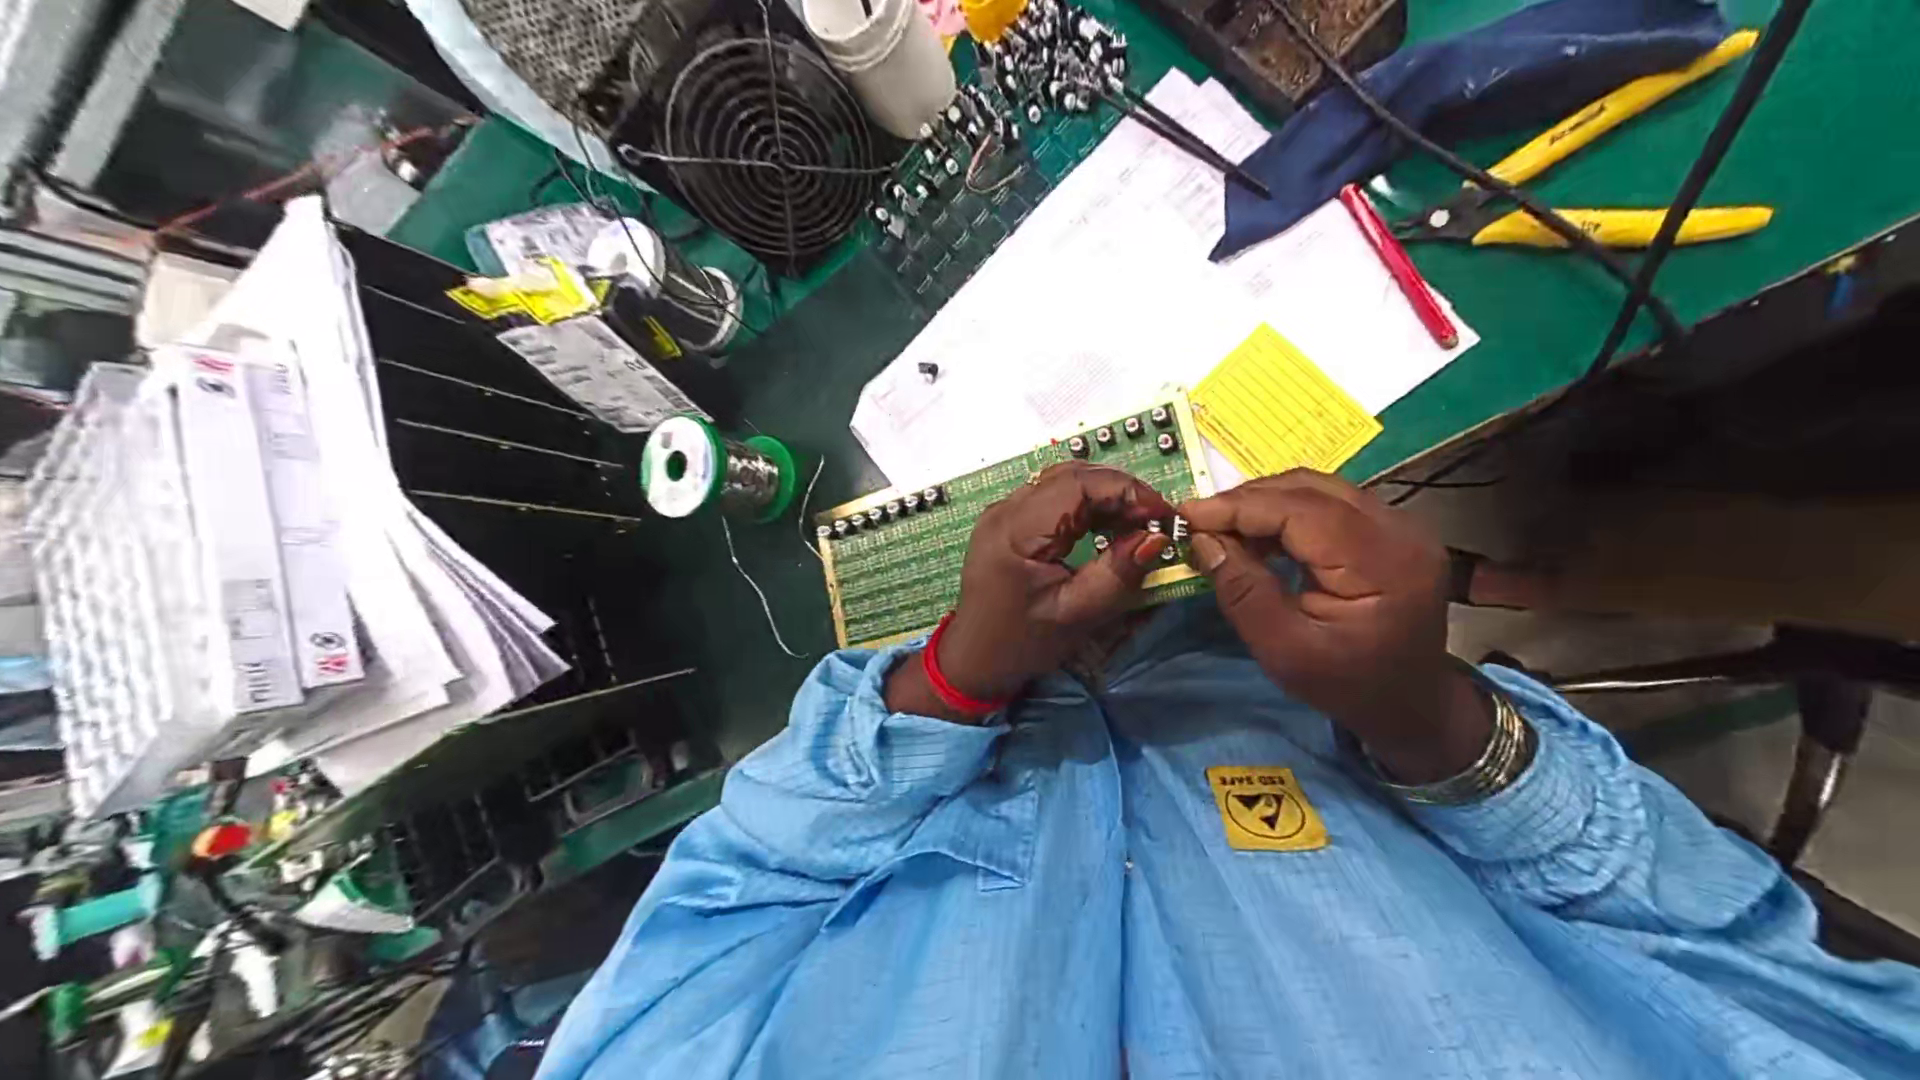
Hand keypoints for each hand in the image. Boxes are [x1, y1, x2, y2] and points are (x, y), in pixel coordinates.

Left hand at [887, 463, 1172, 721]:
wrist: (975, 658)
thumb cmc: (1023, 642)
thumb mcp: (1077, 613)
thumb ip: (1118, 572)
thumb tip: (1158, 536)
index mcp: (1015, 530)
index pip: (1077, 483)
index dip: (1126, 491)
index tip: (1162, 515)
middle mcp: (1005, 509)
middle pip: (1071, 476)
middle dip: (1120, 491)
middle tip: (1155, 521)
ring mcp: (1004, 512)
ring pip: (1064, 482)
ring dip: (1105, 496)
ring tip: (1137, 524)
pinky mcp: (1008, 521)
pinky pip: (1053, 498)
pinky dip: (1086, 505)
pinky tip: (1108, 525)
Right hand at [1178, 470, 1489, 782]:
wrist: (1408, 702)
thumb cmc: (1345, 684)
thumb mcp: (1282, 649)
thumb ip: (1242, 591)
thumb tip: (1202, 540)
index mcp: (1383, 565)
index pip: (1302, 511)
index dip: (1240, 507)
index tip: (1188, 515)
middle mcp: (1400, 531)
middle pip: (1310, 490)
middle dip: (1246, 500)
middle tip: (1198, 521)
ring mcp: (1398, 525)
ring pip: (1316, 489)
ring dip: (1262, 502)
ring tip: (1220, 526)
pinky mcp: (1387, 529)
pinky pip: (1326, 502)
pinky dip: (1282, 511)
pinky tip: (1255, 533)